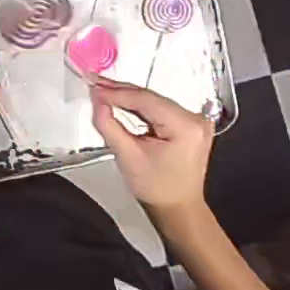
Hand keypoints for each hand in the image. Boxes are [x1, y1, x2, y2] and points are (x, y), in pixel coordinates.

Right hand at [90, 78, 211, 213]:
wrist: (177, 207)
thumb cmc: (156, 188)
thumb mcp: (128, 157)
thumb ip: (110, 126)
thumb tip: (97, 102)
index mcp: (185, 126)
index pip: (145, 100)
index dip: (116, 92)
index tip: (94, 87)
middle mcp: (195, 119)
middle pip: (151, 98)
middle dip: (120, 91)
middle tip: (94, 82)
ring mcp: (194, 120)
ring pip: (154, 102)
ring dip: (128, 97)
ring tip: (102, 90)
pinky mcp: (188, 124)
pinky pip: (159, 109)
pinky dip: (139, 107)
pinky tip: (121, 101)